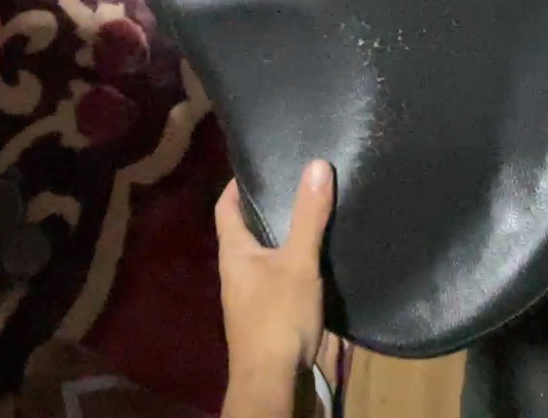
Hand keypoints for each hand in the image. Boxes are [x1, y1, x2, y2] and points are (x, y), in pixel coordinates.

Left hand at [216, 160, 334, 417]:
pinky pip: (283, 274)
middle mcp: (238, 270)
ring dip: (286, 233)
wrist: (275, 385)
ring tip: (313, 207)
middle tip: (297, 179)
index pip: (226, 206)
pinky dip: (298, 259)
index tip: (261, 163)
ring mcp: (254, 294)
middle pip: (248, 227)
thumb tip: (316, 164)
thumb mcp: (298, 261)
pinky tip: (321, 252)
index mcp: (234, 252)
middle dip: (269, 205)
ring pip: (268, 252)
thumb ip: (308, 215)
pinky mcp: (273, 313)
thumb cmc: (277, 318)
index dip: (239, 183)